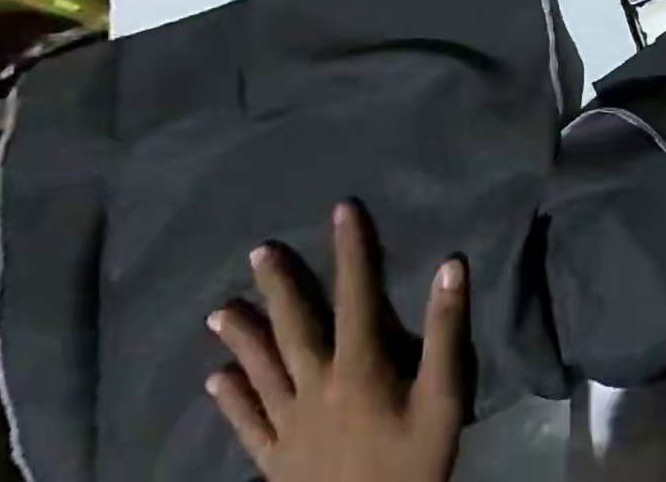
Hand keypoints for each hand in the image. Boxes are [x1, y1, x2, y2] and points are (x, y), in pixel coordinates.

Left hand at [205, 202, 467, 481]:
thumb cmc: (414, 464)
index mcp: (358, 368)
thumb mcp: (444, 398)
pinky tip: (214, 381)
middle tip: (258, 251)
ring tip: (219, 310)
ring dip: (242, 337)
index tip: (342, 209)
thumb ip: (447, 331)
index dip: (351, 249)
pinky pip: (248, 425)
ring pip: (261, 371)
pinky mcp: (274, 462)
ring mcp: (288, 427)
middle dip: (280, 285)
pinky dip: (231, 401)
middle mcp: (315, 388)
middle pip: (294, 327)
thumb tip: (450, 264)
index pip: (356, 294)